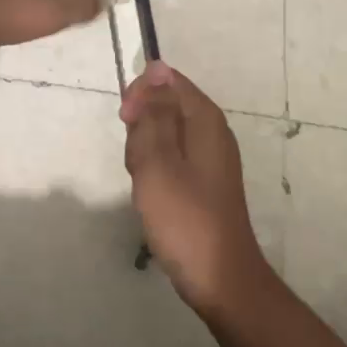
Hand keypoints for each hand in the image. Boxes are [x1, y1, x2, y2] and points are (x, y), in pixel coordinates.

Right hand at [122, 62, 269, 312]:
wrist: (220, 280)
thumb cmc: (184, 218)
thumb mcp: (157, 160)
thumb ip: (154, 112)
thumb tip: (157, 66)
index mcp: (204, 119)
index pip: (166, 79)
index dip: (140, 94)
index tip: (126, 122)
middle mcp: (211, 131)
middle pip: (163, 106)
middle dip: (141, 128)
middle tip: (139, 163)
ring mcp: (209, 158)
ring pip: (163, 135)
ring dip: (144, 154)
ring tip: (145, 185)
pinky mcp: (204, 182)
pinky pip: (171, 159)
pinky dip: (155, 172)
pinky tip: (152, 197)